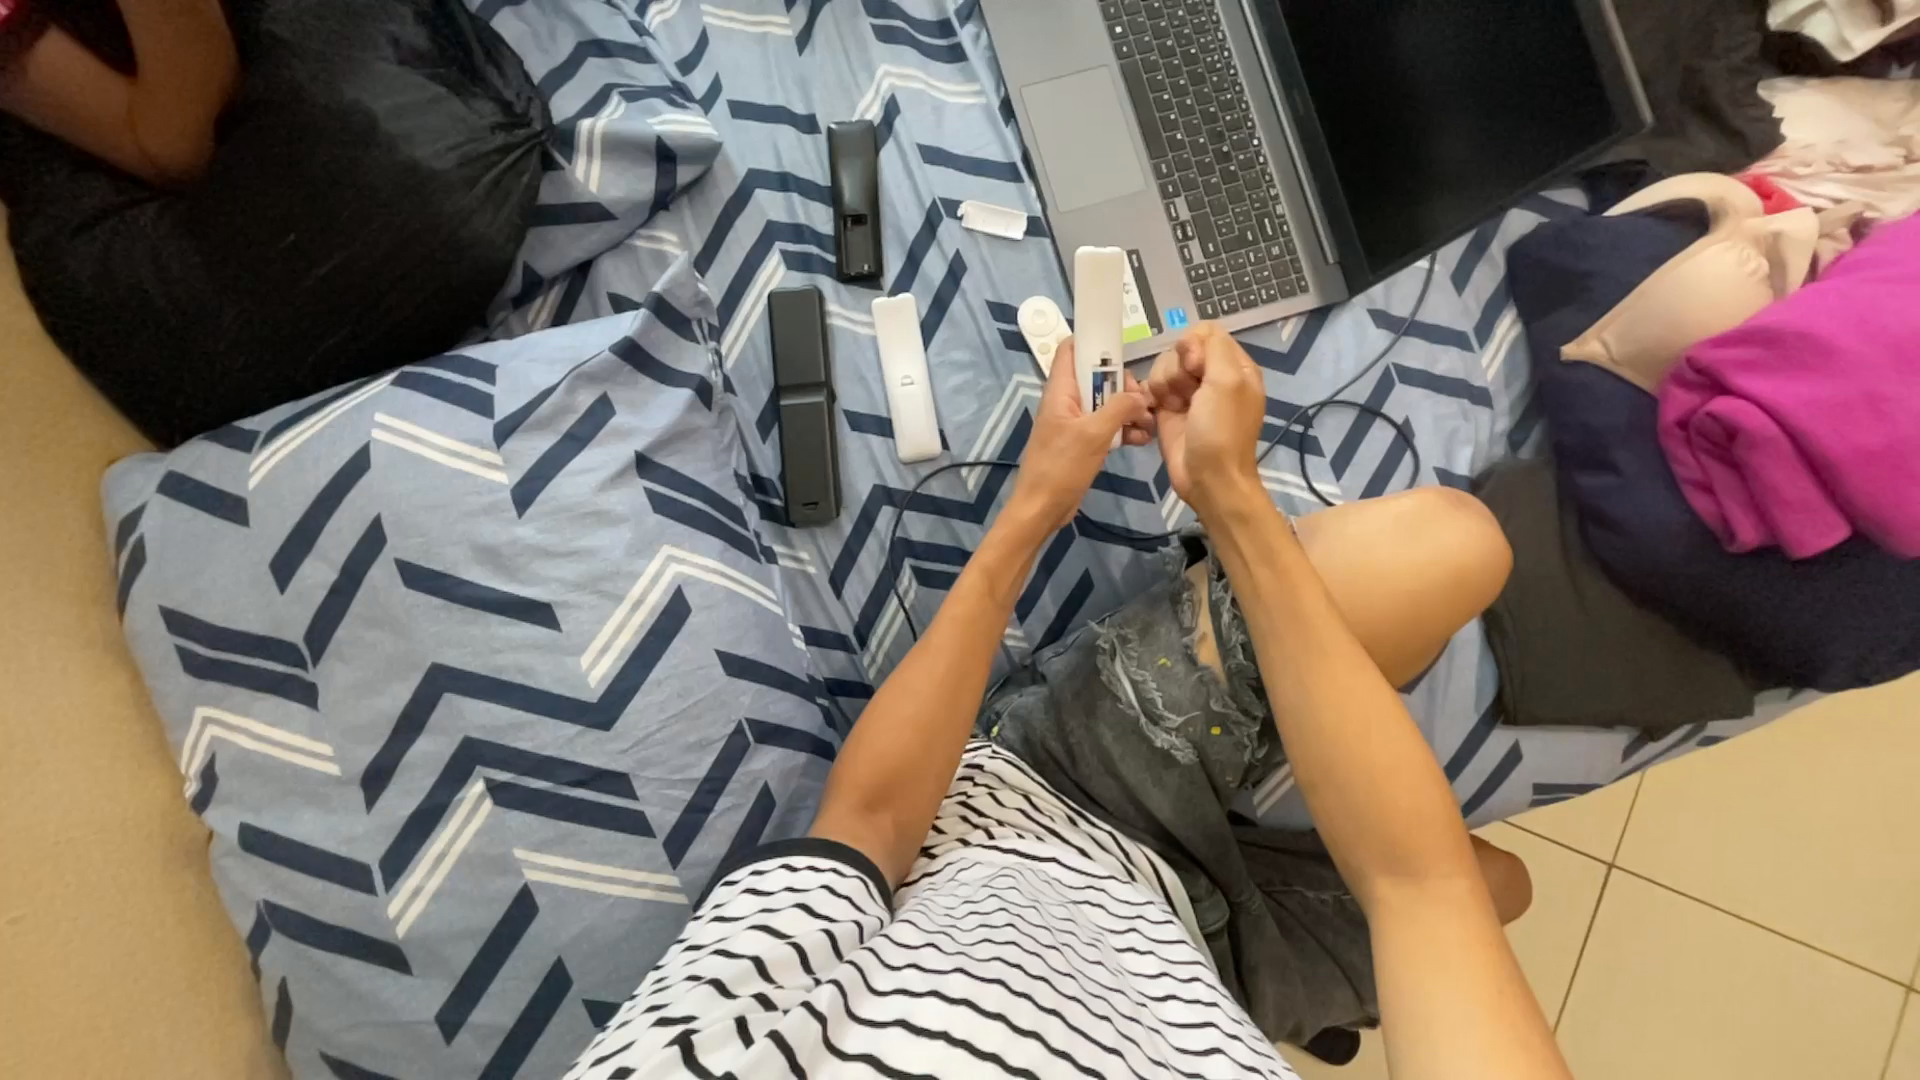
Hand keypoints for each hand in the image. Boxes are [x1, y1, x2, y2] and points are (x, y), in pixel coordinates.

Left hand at [1009, 338, 1153, 530]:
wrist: (1043, 509)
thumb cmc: (1061, 467)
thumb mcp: (1094, 434)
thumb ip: (1119, 408)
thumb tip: (1139, 395)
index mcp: (1061, 391)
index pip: (1071, 349)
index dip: (1094, 341)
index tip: (1122, 349)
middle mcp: (1067, 402)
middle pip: (1097, 376)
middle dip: (1123, 384)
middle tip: (1141, 401)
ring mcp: (1074, 423)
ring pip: (1106, 403)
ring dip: (1128, 409)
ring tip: (1148, 423)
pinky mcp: (1082, 443)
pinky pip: (1107, 426)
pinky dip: (1124, 429)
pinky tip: (1142, 439)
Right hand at [1148, 322, 1267, 516]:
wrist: (1208, 477)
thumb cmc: (1222, 431)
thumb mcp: (1228, 381)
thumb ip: (1213, 346)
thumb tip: (1191, 338)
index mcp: (1235, 366)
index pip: (1206, 332)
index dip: (1193, 346)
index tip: (1195, 368)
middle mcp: (1212, 376)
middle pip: (1180, 348)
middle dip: (1177, 368)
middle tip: (1187, 394)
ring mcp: (1189, 393)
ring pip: (1164, 366)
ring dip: (1164, 384)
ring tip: (1175, 407)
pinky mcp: (1169, 409)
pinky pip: (1153, 387)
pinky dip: (1153, 396)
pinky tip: (1160, 411)